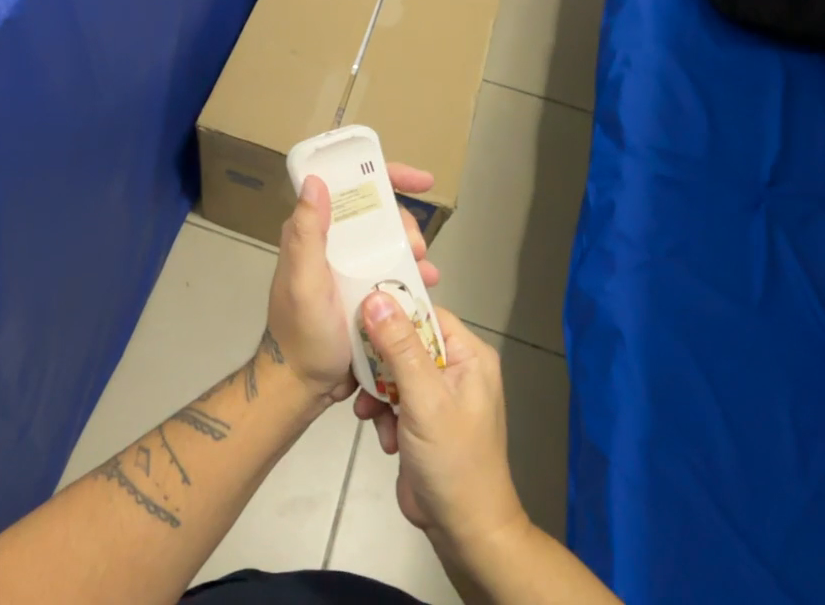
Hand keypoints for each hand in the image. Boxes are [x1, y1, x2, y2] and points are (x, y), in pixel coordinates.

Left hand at [265, 164, 440, 402]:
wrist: (305, 384)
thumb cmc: (302, 332)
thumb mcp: (303, 281)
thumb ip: (307, 233)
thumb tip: (315, 180)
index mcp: (312, 234)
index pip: (347, 188)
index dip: (384, 176)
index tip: (422, 181)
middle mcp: (330, 244)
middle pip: (376, 213)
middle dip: (404, 222)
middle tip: (418, 246)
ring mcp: (348, 268)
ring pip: (388, 241)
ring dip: (412, 248)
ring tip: (426, 269)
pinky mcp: (363, 291)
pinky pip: (394, 270)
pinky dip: (413, 272)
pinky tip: (426, 283)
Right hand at [353, 297, 527, 548]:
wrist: (463, 528)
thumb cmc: (453, 459)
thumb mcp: (424, 399)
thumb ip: (399, 347)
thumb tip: (375, 297)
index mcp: (468, 355)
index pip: (425, 313)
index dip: (392, 313)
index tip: (356, 315)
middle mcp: (455, 368)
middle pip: (404, 341)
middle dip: (378, 363)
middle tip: (357, 376)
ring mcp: (438, 394)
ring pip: (392, 371)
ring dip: (377, 393)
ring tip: (369, 413)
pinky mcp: (421, 418)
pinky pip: (392, 398)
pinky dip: (382, 413)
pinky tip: (383, 435)